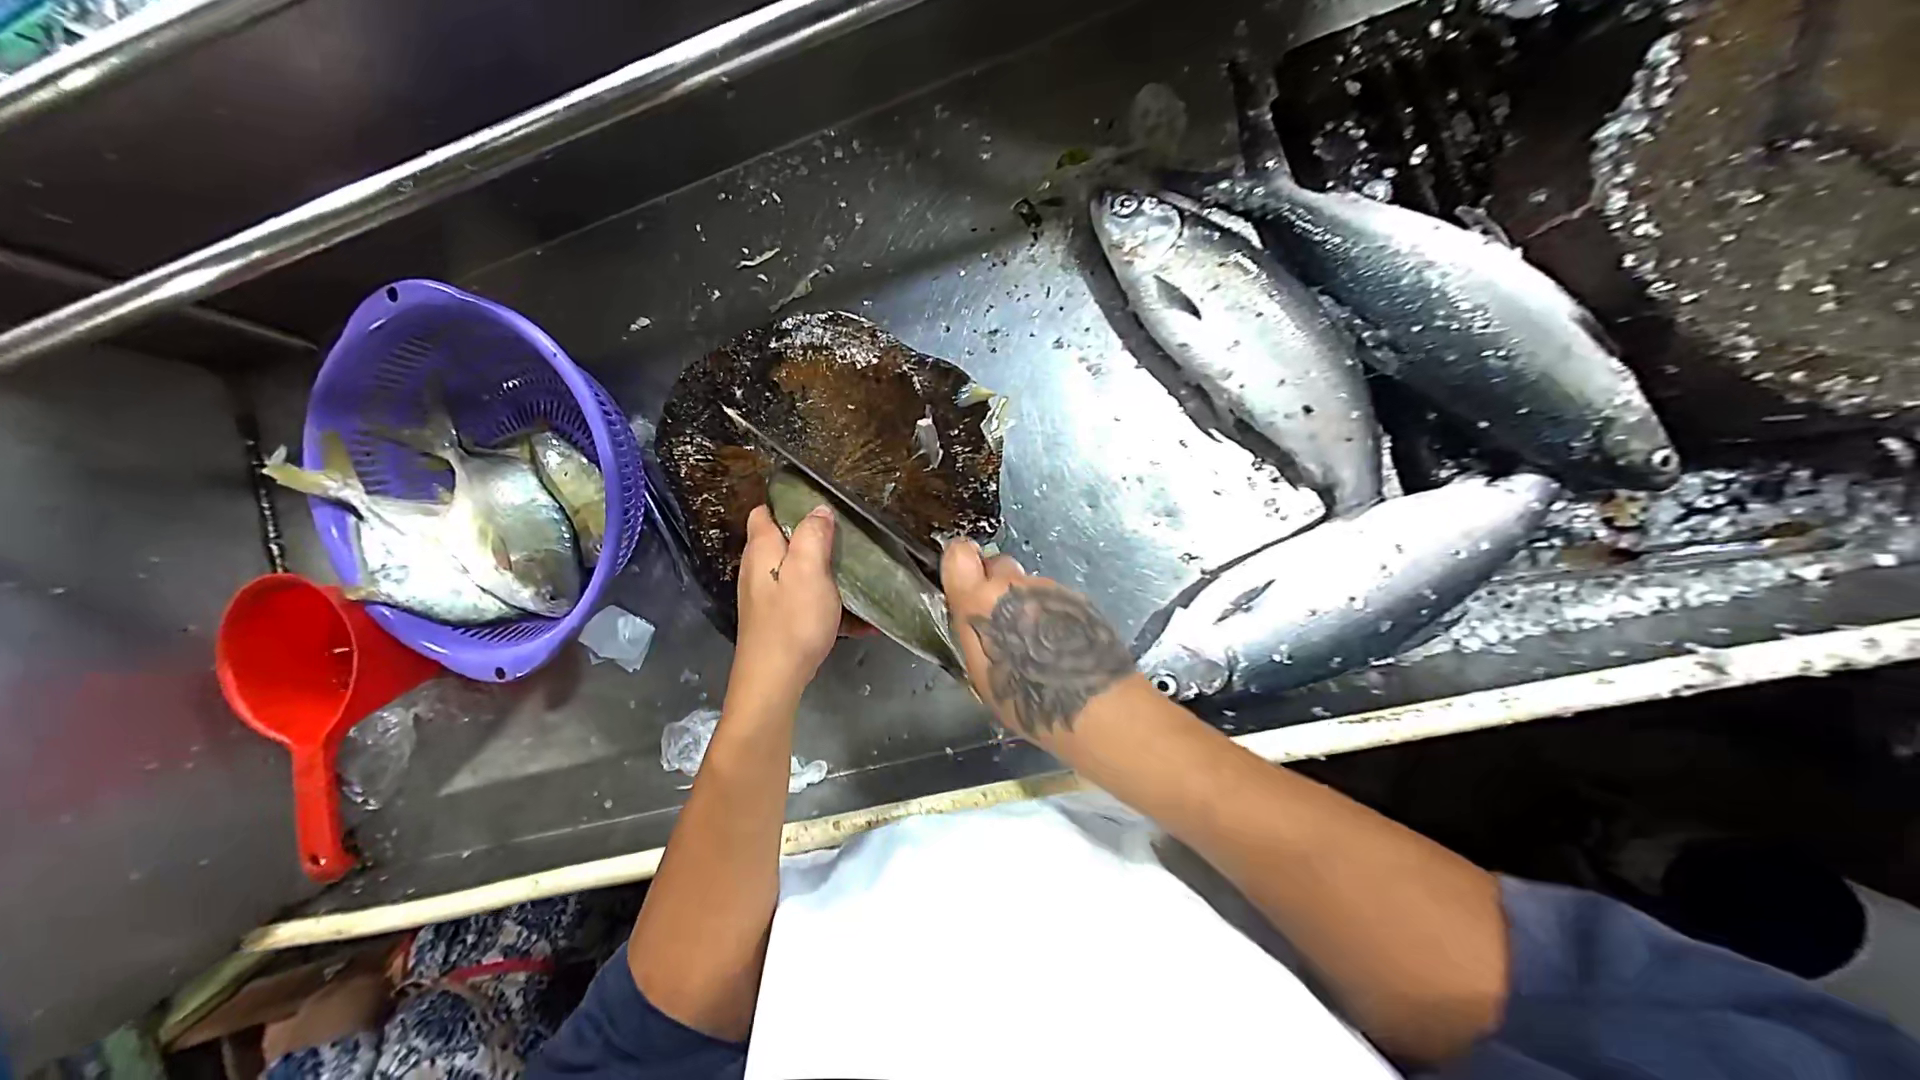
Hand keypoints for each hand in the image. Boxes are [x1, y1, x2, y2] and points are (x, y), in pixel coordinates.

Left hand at [734, 504, 841, 702]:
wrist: (774, 680)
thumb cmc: (792, 620)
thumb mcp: (808, 569)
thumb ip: (812, 535)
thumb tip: (818, 509)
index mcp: (762, 550)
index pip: (763, 513)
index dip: (788, 504)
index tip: (820, 507)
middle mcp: (759, 571)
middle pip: (785, 543)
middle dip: (816, 541)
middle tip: (848, 541)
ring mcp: (768, 599)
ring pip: (801, 576)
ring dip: (829, 577)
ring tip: (860, 579)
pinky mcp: (780, 622)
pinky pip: (809, 605)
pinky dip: (831, 607)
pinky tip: (860, 621)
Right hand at [941, 540, 1137, 742]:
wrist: (1093, 701)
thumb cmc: (1025, 697)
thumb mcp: (980, 671)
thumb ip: (974, 630)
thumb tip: (975, 613)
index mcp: (980, 602)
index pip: (959, 554)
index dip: (961, 563)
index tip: (967, 581)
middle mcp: (1013, 585)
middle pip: (999, 566)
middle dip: (998, 587)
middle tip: (1005, 623)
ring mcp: (1048, 587)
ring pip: (1028, 584)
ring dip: (1028, 604)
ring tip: (1038, 643)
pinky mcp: (1077, 596)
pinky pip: (1053, 598)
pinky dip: (1052, 613)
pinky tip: (1060, 644)